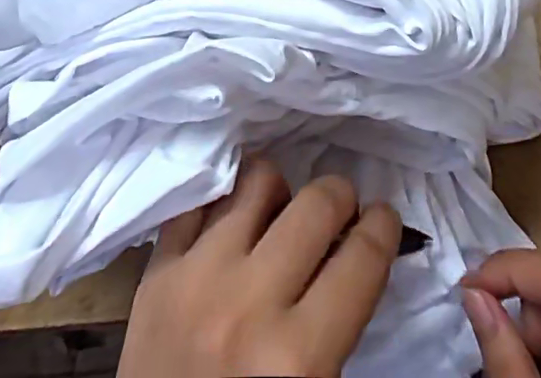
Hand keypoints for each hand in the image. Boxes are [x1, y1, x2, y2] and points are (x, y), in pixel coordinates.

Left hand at [117, 160, 401, 377]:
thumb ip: (336, 323)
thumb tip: (351, 251)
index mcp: (299, 356)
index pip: (360, 263)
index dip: (381, 228)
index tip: (382, 215)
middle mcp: (250, 303)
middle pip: (313, 208)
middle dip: (338, 195)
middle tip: (339, 203)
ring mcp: (198, 276)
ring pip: (253, 184)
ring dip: (278, 187)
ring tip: (281, 205)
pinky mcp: (159, 268)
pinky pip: (198, 200)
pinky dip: (223, 198)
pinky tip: (233, 210)